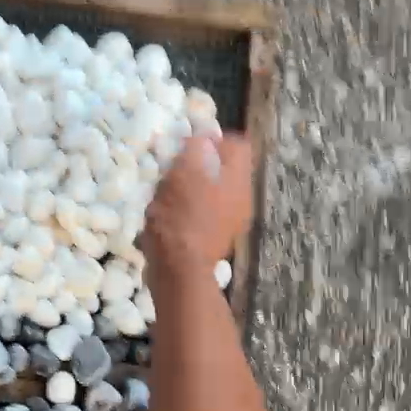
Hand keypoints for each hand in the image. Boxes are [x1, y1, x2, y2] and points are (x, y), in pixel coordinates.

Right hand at [142, 134, 253, 278]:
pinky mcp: (216, 239)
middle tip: (173, 173)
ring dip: (194, 190)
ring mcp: (231, 221)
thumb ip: (194, 152)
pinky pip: (206, 214)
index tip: (186, 147)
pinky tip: (171, 220)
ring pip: (215, 192)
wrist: (179, 272)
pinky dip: (191, 212)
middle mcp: (242, 197)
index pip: (237, 145)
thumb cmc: (178, 221)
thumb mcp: (181, 178)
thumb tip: (201, 138)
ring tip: (168, 198)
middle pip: (225, 169)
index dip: (213, 140)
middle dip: (200, 167)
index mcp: (237, 179)